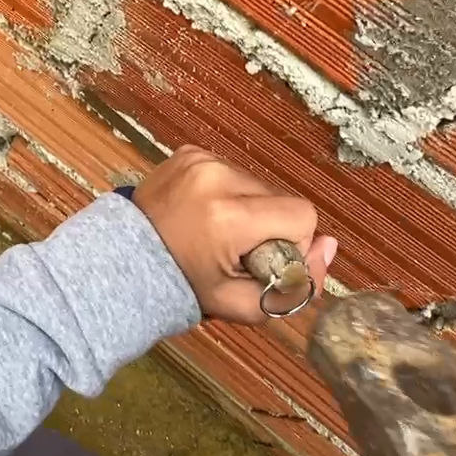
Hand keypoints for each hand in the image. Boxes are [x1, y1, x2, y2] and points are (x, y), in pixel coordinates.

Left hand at [134, 145, 337, 322]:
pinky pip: (230, 171)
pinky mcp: (189, 151)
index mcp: (229, 216)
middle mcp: (216, 177)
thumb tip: (329, 244)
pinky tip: (204, 212)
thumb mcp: (244, 304)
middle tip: (235, 249)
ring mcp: (200, 159)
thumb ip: (297, 285)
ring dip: (248, 207)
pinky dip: (226, 192)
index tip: (262, 258)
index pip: (302, 214)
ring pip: (256, 183)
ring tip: (216, 230)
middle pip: (279, 197)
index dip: (292, 241)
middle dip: (269, 225)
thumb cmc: (184, 285)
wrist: (126, 257)